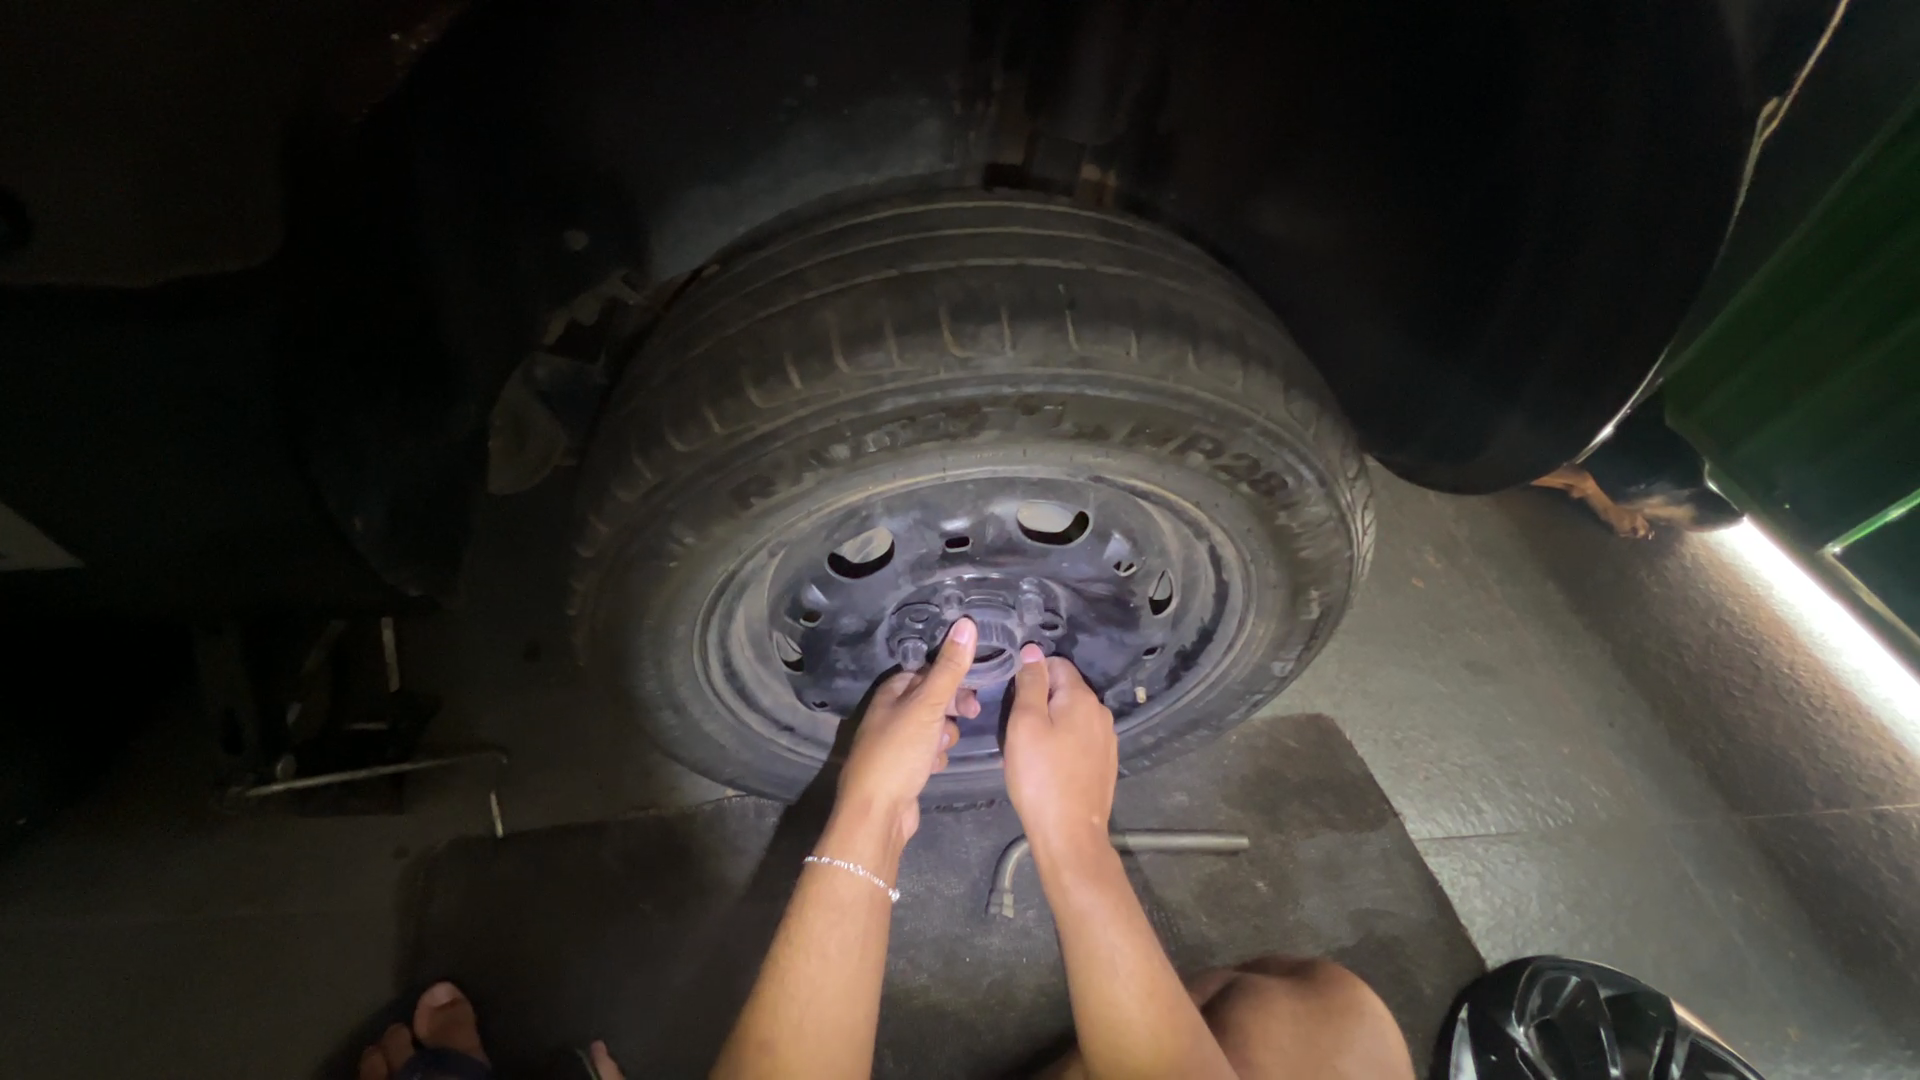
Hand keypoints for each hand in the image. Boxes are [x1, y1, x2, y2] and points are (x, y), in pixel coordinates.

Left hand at [835, 617, 978, 844]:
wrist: (878, 812)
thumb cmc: (899, 753)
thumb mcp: (927, 706)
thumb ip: (949, 668)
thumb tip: (966, 623)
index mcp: (890, 693)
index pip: (925, 671)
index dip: (950, 675)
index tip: (974, 686)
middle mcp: (889, 714)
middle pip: (931, 699)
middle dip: (951, 708)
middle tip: (970, 715)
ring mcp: (895, 743)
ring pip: (933, 728)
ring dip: (944, 736)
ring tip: (941, 747)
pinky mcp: (902, 768)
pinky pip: (928, 753)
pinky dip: (935, 758)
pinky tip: (933, 768)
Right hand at [1004, 644, 1117, 856]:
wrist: (1069, 834)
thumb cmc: (1041, 776)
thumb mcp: (1025, 723)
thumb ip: (1030, 683)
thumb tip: (1032, 651)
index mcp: (1082, 698)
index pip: (1056, 663)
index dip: (1031, 673)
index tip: (1012, 695)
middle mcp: (1101, 712)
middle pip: (1065, 689)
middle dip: (1040, 699)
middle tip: (1016, 724)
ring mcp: (1107, 739)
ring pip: (1072, 715)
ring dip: (1051, 721)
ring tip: (1030, 746)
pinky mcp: (1105, 762)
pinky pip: (1080, 737)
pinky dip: (1063, 741)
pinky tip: (1049, 763)